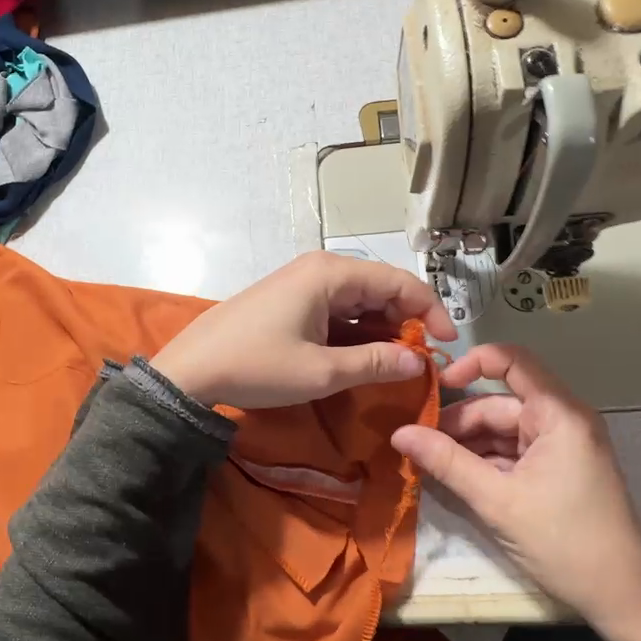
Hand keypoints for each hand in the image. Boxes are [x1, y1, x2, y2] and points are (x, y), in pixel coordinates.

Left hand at [149, 251, 456, 409]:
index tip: (448, 344)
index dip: (430, 311)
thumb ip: (374, 363)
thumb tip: (418, 361)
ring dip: (382, 329)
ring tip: (398, 363)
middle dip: (406, 321)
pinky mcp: (290, 301)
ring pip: (359, 300)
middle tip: (423, 359)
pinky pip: (337, 310)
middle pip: (380, 288)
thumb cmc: (257, 366)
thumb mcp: (320, 372)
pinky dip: (356, 332)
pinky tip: (365, 357)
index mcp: (330, 274)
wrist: (192, 370)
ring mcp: (302, 283)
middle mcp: (320, 269)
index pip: (398, 282)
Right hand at [392, 343, 640, 640]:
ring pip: (504, 430)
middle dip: (458, 421)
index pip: (513, 361)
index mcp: (559, 414)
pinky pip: (515, 451)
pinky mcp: (559, 469)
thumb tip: (398, 433)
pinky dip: (486, 460)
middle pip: (500, 403)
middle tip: (416, 443)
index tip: (435, 386)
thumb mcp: (497, 501)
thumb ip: (446, 462)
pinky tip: (456, 476)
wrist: (620, 596)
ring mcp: (563, 445)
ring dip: (468, 444)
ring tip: (429, 462)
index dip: (471, 363)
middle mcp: (564, 420)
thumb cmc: (563, 542)